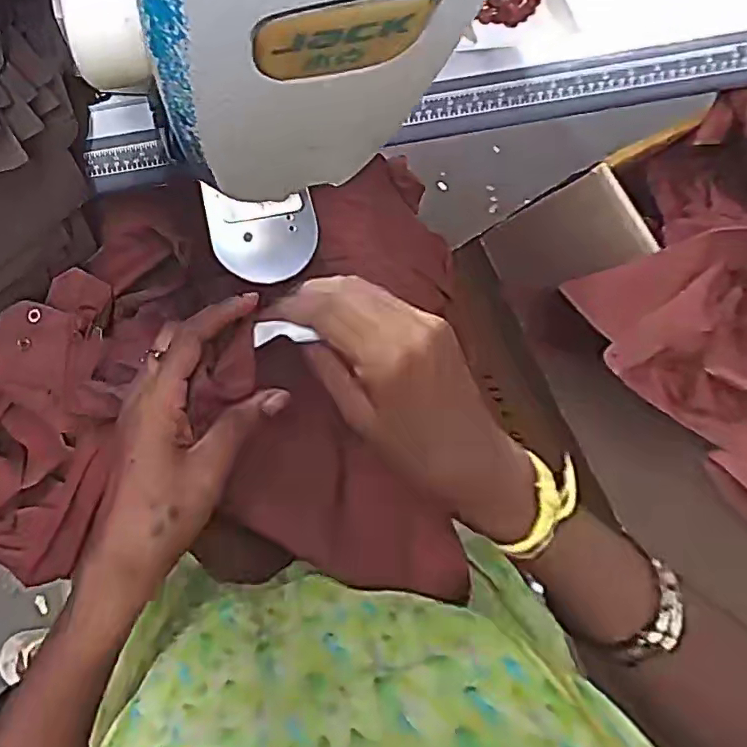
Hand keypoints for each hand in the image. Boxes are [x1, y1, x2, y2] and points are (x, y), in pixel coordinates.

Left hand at [80, 293, 289, 602]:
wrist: (121, 553)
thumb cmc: (165, 513)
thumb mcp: (209, 468)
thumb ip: (240, 424)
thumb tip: (278, 393)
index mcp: (155, 397)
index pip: (186, 338)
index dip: (218, 314)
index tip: (249, 300)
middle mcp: (139, 393)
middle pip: (170, 339)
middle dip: (206, 321)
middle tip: (244, 318)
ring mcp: (133, 407)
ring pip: (164, 356)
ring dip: (196, 342)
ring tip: (233, 340)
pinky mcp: (136, 422)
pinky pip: (162, 377)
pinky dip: (187, 364)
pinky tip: (209, 378)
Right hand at [264, 276, 538, 539]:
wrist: (480, 461)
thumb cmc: (416, 454)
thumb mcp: (360, 417)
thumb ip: (327, 368)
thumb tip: (299, 335)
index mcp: (387, 354)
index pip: (325, 308)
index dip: (289, 306)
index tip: (266, 315)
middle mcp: (409, 325)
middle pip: (343, 287)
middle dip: (304, 293)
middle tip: (279, 309)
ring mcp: (425, 318)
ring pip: (362, 285)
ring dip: (326, 290)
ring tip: (301, 309)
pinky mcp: (434, 320)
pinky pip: (382, 295)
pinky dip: (351, 296)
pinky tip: (335, 312)